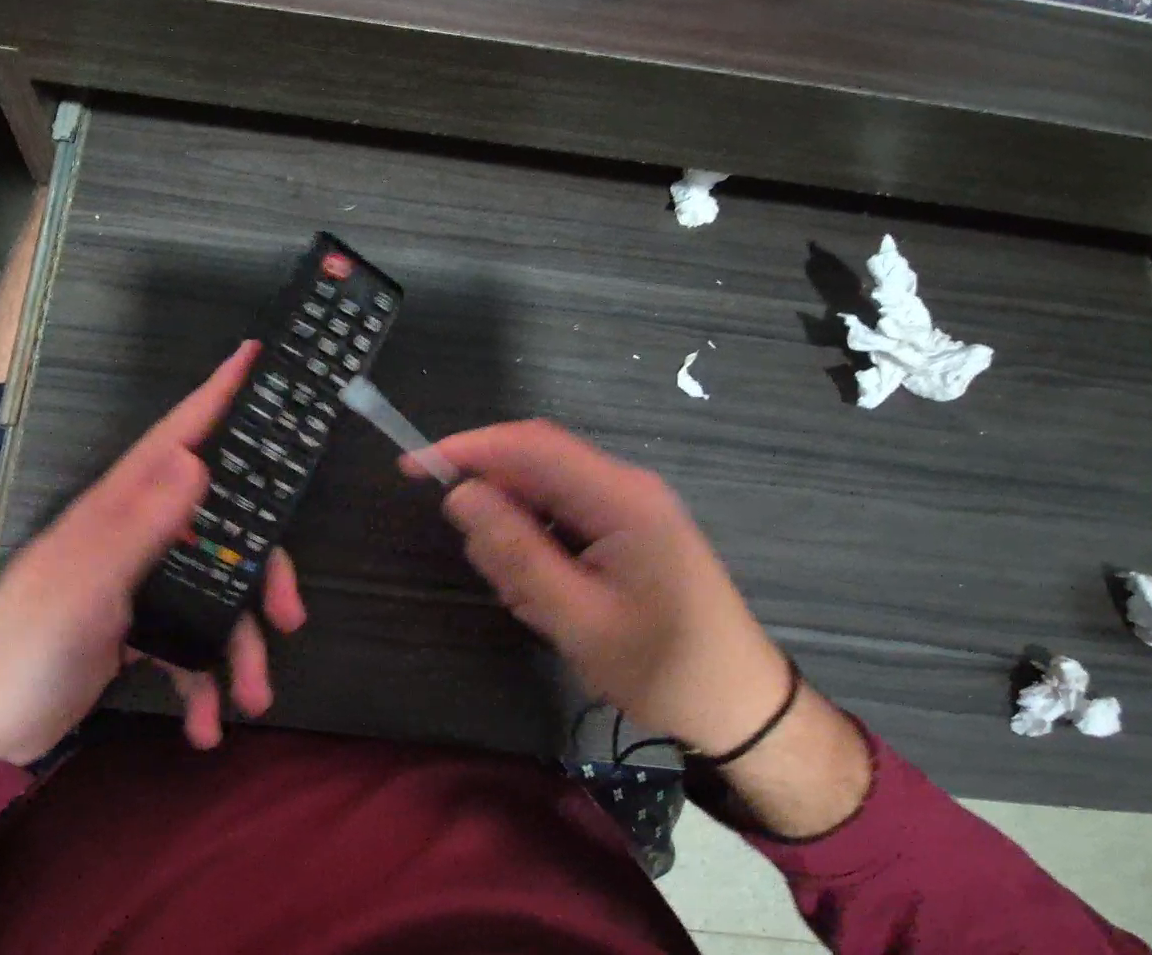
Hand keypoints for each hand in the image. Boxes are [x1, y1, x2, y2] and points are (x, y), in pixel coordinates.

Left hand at [0, 342, 306, 764]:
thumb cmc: (20, 647)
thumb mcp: (82, 586)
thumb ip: (139, 526)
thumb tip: (197, 461)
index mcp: (118, 509)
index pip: (177, 437)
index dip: (217, 395)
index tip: (258, 356)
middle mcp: (133, 536)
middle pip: (219, 528)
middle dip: (261, 571)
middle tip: (288, 615)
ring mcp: (137, 585)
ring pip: (214, 595)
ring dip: (238, 647)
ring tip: (251, 699)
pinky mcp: (137, 632)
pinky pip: (188, 647)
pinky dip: (204, 686)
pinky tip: (206, 725)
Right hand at [403, 420, 790, 755]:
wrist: (740, 705)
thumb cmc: (662, 668)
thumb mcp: (577, 618)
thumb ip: (515, 551)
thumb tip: (460, 495)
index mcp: (619, 497)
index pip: (528, 446)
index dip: (466, 447)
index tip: (412, 469)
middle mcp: (621, 488)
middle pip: (531, 469)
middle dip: (494, 513)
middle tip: (500, 579)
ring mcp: (624, 509)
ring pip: (539, 499)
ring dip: (516, 542)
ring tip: (535, 603)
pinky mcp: (622, 531)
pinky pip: (558, 523)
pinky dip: (536, 553)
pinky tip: (549, 599)